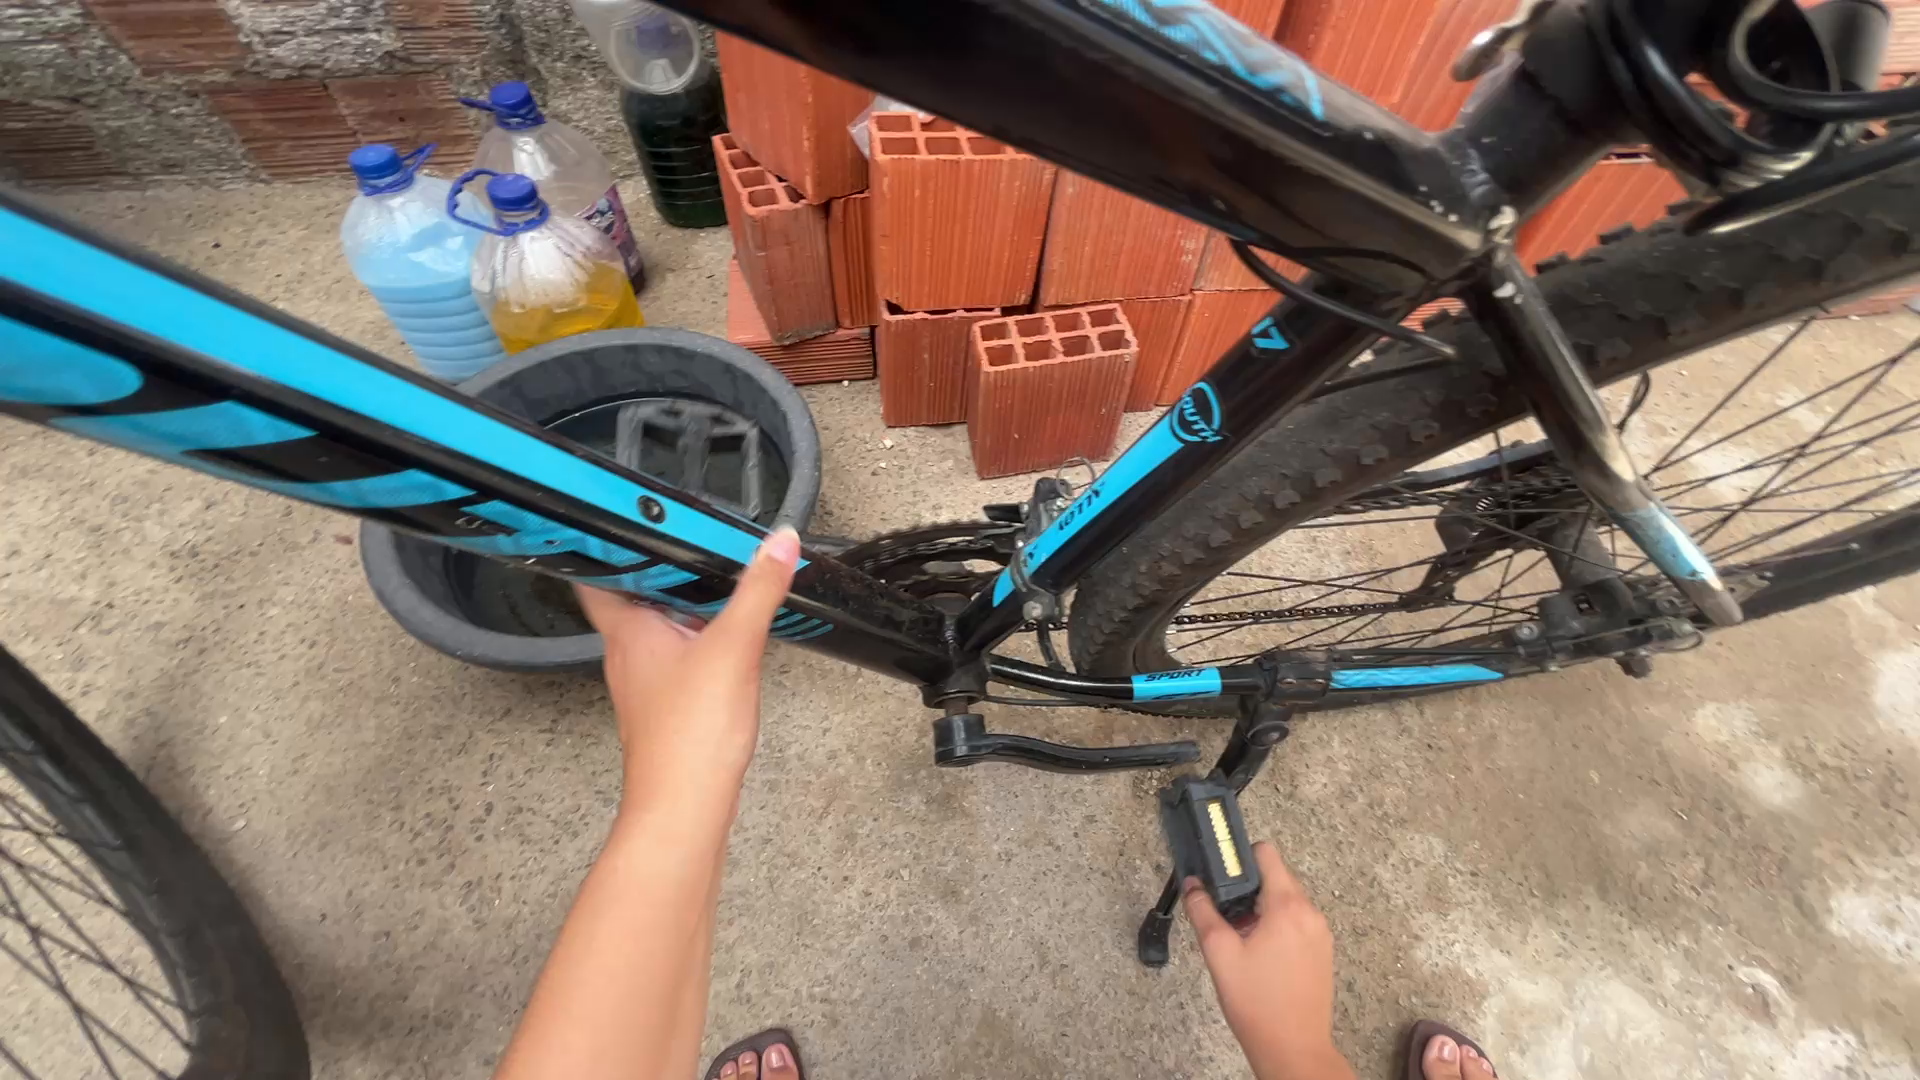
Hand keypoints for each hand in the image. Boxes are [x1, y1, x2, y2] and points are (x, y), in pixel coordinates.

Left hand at [573, 527, 800, 813]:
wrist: (686, 806)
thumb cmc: (693, 732)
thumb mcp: (734, 647)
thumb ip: (758, 591)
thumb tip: (780, 541)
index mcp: (628, 630)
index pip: (598, 574)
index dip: (609, 543)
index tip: (632, 514)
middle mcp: (628, 652)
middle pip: (634, 595)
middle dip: (663, 566)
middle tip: (695, 535)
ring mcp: (646, 680)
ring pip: (658, 625)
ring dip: (682, 601)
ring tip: (717, 574)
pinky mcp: (667, 702)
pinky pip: (677, 653)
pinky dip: (697, 634)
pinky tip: (726, 633)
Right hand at [1183, 842, 1355, 1079]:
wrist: (1294, 1051)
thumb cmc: (1257, 1002)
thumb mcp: (1219, 952)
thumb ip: (1202, 910)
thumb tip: (1191, 885)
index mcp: (1288, 906)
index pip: (1267, 853)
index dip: (1240, 854)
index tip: (1221, 869)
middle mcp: (1311, 913)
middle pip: (1276, 875)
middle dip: (1248, 885)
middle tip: (1224, 908)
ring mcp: (1321, 934)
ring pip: (1286, 898)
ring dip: (1261, 905)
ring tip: (1239, 933)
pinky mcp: (1322, 952)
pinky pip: (1296, 920)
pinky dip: (1276, 922)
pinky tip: (1257, 949)